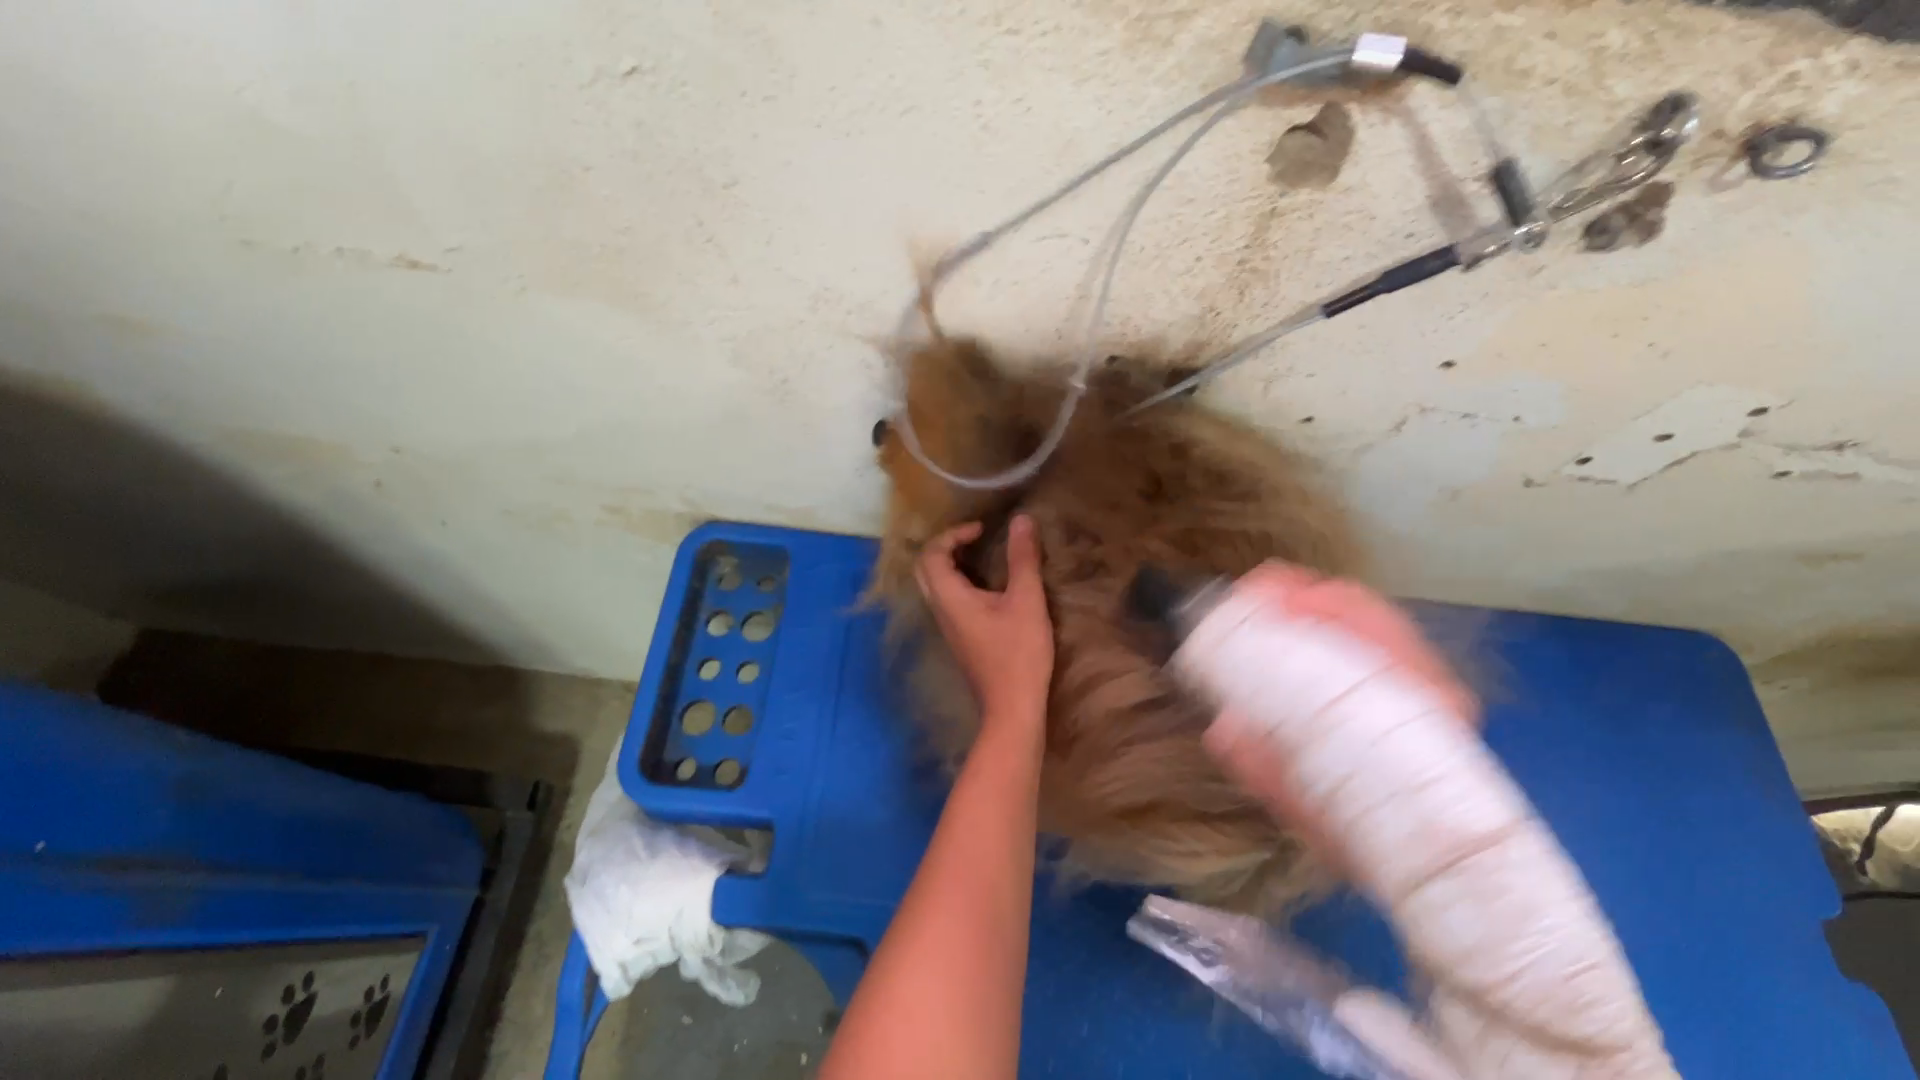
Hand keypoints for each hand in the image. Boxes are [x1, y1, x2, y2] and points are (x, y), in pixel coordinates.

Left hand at [915, 515, 1054, 727]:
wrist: (1013, 707)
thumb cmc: (1018, 653)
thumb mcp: (1027, 600)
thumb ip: (1023, 558)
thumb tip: (1022, 518)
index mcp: (949, 598)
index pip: (931, 554)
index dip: (953, 534)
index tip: (982, 530)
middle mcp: (940, 611)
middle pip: (925, 569)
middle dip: (945, 546)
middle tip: (975, 538)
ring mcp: (947, 628)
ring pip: (935, 586)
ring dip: (952, 565)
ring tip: (983, 556)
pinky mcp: (960, 639)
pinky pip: (948, 601)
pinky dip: (960, 583)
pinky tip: (989, 587)